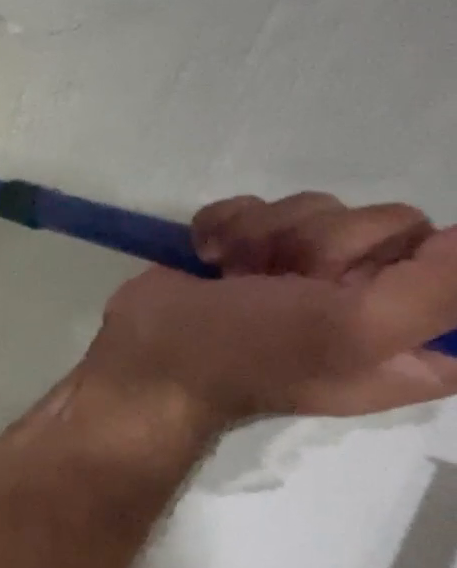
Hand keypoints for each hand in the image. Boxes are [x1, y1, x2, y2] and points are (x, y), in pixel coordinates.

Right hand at [82, 193, 456, 424]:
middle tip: (284, 282)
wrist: (142, 362)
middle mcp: (370, 297)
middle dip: (324, 243)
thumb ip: (440, 285)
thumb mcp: (355, 331)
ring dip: (264, 237)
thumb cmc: (243, 356)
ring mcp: (301, 271)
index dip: (421, 265)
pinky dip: (224, 226)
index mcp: (418, 334)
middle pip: (389, 223)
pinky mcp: (243, 251)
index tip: (366, 287)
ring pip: (316, 208)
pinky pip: (255, 206)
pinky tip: (211, 258)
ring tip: (236, 275)